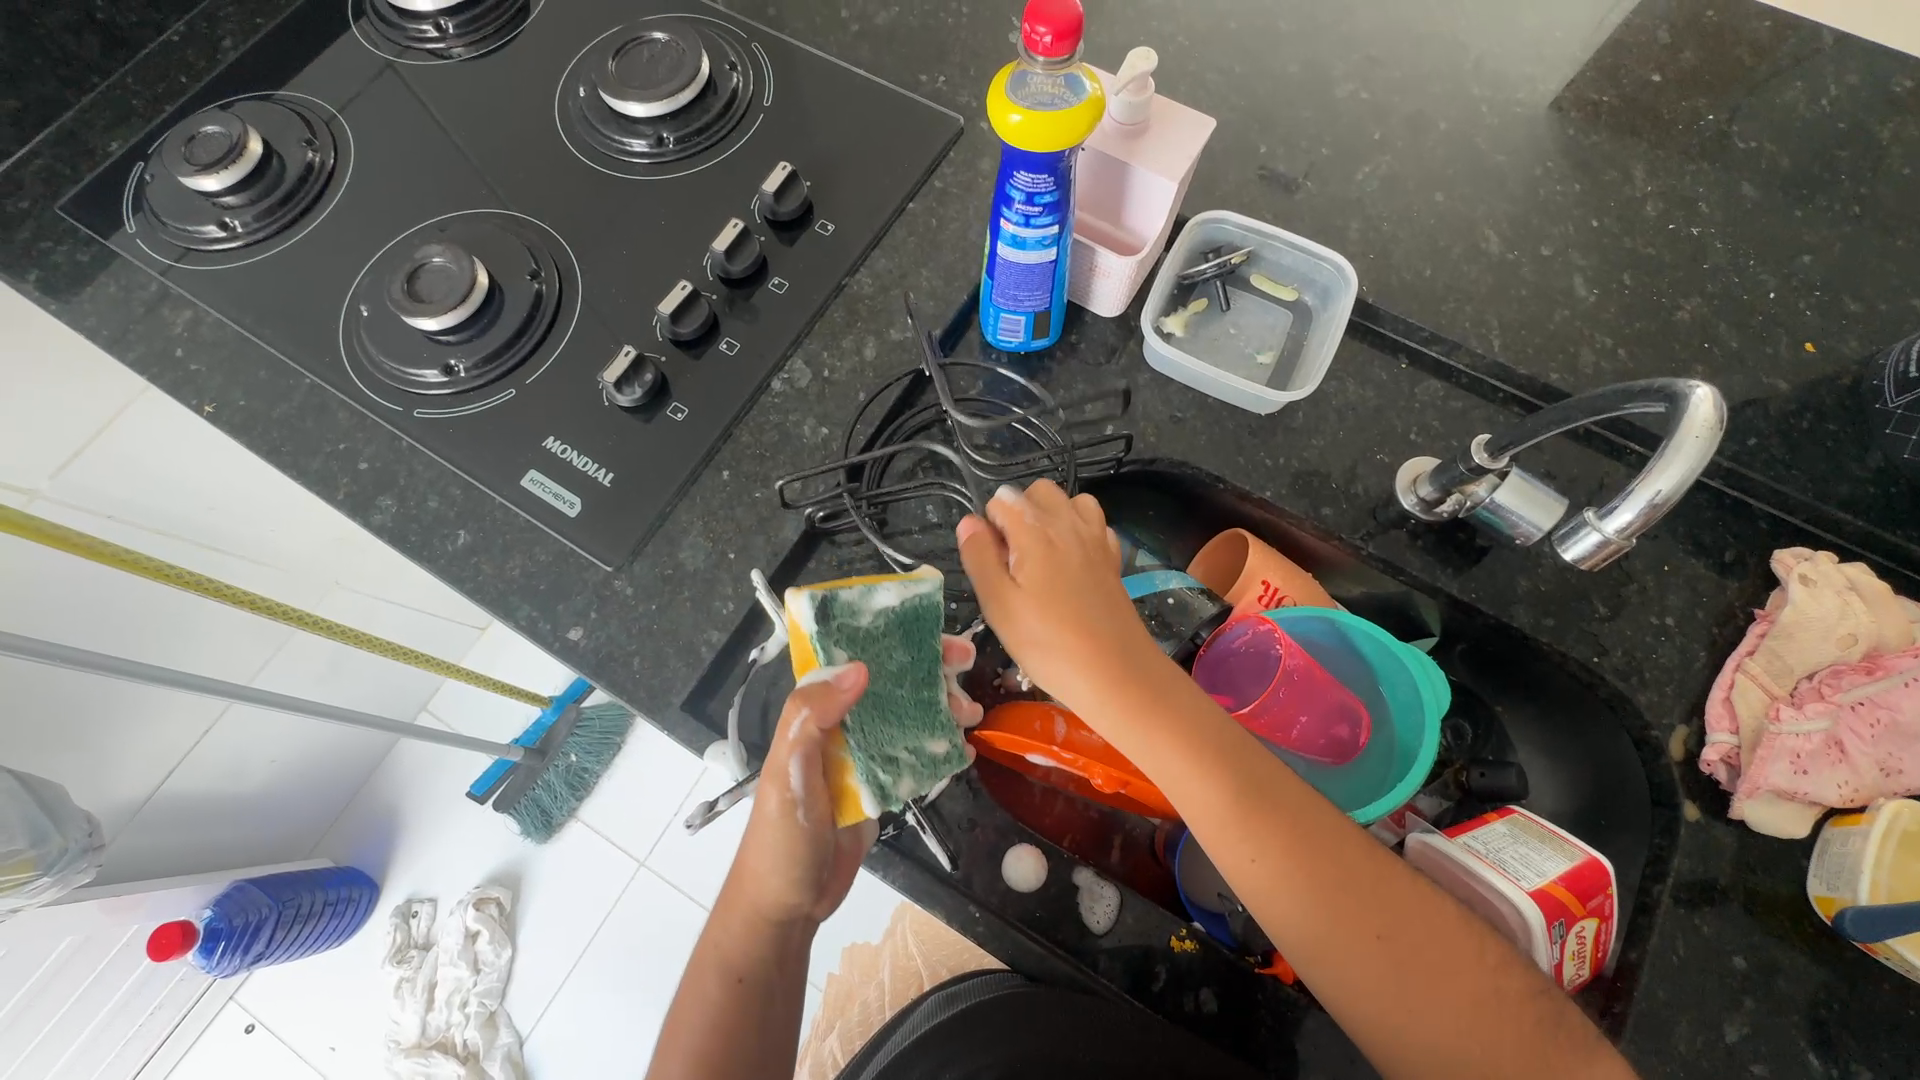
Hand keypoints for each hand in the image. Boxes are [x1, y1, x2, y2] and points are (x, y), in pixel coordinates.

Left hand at [725, 638, 983, 927]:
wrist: (788, 903)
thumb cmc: (782, 836)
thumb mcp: (789, 772)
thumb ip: (812, 716)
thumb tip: (860, 668)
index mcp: (813, 714)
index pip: (851, 659)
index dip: (889, 640)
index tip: (929, 632)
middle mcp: (839, 726)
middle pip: (887, 684)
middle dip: (926, 668)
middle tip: (965, 661)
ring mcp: (861, 756)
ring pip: (906, 717)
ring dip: (939, 707)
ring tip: (971, 711)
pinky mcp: (879, 786)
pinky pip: (913, 756)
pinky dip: (939, 747)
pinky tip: (965, 746)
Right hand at [955, 479, 1168, 710]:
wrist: (1115, 672)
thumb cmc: (1048, 644)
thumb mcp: (999, 606)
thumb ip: (979, 557)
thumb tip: (968, 522)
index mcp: (1036, 531)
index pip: (1003, 501)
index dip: (990, 528)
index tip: (995, 566)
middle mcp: (1069, 524)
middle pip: (1038, 492)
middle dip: (1020, 514)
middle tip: (1013, 561)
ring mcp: (1097, 539)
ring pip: (1072, 502)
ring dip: (1052, 518)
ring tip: (1042, 558)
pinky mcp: (1113, 558)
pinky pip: (1095, 526)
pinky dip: (1080, 533)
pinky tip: (1072, 565)